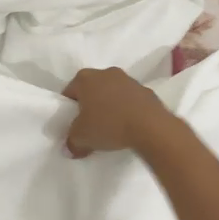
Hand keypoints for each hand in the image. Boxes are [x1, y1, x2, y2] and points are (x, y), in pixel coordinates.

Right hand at [61, 67, 178, 159]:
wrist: (150, 126)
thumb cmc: (108, 125)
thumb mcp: (81, 138)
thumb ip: (71, 141)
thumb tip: (71, 147)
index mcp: (85, 78)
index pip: (70, 92)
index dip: (68, 109)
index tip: (73, 125)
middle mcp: (106, 72)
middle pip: (92, 89)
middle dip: (90, 105)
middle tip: (90, 126)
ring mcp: (128, 79)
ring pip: (113, 93)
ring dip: (110, 106)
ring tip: (112, 127)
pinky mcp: (146, 90)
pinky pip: (130, 100)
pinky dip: (128, 109)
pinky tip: (129, 126)